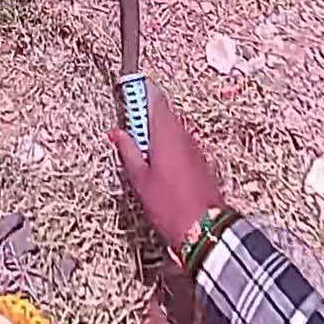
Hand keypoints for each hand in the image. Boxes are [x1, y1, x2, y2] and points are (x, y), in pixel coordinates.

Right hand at [109, 86, 224, 247]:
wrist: (205, 232)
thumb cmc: (169, 205)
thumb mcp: (139, 178)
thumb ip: (128, 150)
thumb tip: (118, 133)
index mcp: (165, 132)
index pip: (153, 98)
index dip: (139, 92)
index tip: (127, 93)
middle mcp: (182, 134)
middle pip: (162, 111)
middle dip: (145, 114)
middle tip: (129, 127)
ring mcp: (193, 147)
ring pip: (171, 127)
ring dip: (156, 130)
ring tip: (141, 150)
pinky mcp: (200, 161)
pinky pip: (180, 142)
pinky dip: (167, 144)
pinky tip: (159, 164)